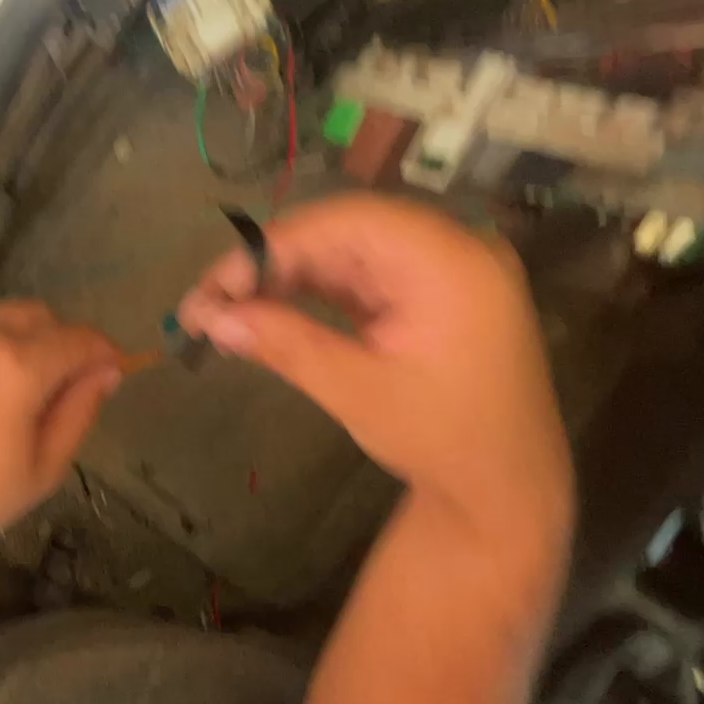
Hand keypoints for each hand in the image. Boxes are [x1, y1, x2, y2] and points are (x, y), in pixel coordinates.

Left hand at [0, 300, 123, 565]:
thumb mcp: (37, 473)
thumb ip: (77, 414)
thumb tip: (104, 373)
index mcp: (18, 366)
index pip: (80, 339)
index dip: (102, 354)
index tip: (108, 372)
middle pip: (37, 316)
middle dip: (58, 342)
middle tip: (55, 387)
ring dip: (12, 342)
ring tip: (3, 393)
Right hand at [179, 194, 573, 542]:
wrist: (498, 480)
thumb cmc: (440, 436)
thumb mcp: (356, 392)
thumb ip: (285, 345)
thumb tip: (212, 319)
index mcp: (447, 263)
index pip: (346, 223)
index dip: (271, 247)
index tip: (215, 289)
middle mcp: (443, 252)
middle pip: (337, 233)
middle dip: (265, 264)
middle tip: (205, 305)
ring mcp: (429, 274)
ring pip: (336, 255)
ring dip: (276, 279)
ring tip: (221, 313)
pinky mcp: (413, 297)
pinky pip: (348, 279)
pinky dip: (301, 294)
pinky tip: (260, 314)